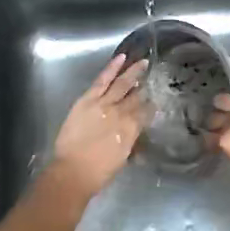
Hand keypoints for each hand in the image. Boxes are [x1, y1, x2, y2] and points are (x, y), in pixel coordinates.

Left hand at [49, 53, 148, 195]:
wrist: (73, 171)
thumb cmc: (98, 173)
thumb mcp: (122, 159)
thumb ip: (130, 142)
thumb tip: (134, 133)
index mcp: (132, 130)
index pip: (146, 113)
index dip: (151, 105)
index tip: (156, 99)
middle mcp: (122, 113)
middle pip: (136, 97)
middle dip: (145, 86)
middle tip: (153, 75)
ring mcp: (105, 103)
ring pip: (123, 83)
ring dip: (134, 72)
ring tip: (143, 62)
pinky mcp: (88, 99)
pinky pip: (103, 79)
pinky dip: (112, 67)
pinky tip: (122, 57)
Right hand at [211, 66, 229, 195]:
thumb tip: (227, 143)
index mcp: (229, 142)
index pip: (208, 138)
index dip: (209, 140)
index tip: (211, 140)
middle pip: (215, 117)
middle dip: (215, 122)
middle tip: (221, 125)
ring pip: (225, 98)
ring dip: (223, 103)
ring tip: (227, 104)